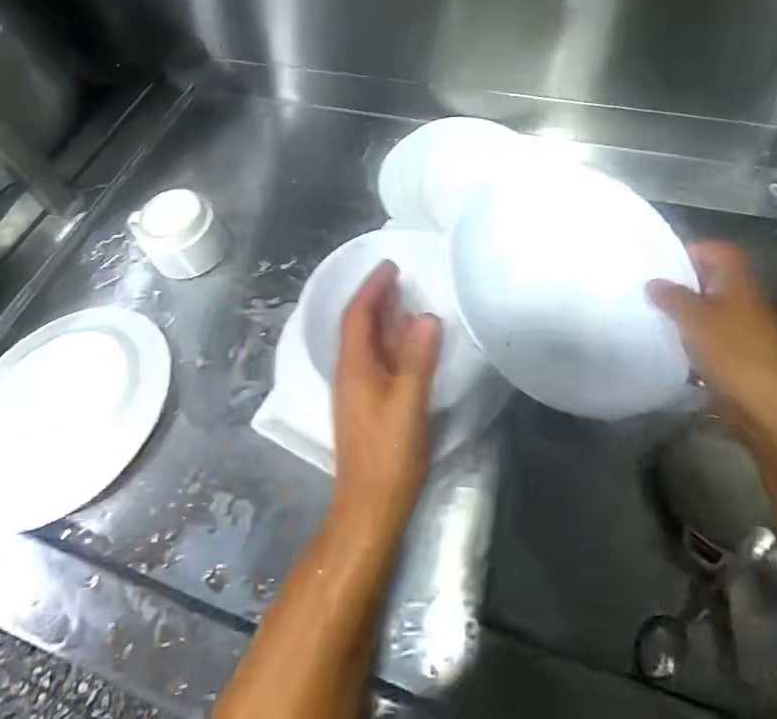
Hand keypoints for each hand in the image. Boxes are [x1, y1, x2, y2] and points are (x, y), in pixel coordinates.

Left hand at [331, 260, 439, 533]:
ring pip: (368, 345)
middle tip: (400, 276)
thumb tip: (426, 316)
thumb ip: (418, 360)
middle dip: (376, 299)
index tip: (390, 266)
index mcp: (354, 369)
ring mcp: (357, 392)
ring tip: (406, 300)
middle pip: (359, 327)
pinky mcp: (368, 407)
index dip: (372, 288)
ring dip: (383, 319)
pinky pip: (377, 361)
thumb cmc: (389, 457)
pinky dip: (391, 343)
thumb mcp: (408, 405)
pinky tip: (409, 345)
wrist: (369, 510)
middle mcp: (350, 375)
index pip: (357, 316)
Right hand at [647, 241, 776, 439]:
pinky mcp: (743, 355)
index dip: (690, 250)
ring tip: (656, 318)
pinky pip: (714, 337)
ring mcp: (747, 328)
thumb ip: (671, 296)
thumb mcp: (694, 318)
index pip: (716, 249)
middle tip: (651, 290)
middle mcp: (745, 298)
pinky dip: (695, 339)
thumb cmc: (733, 352)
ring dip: (688, 313)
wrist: (771, 408)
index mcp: (737, 279)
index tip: (661, 263)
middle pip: (713, 279)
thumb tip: (654, 282)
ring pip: (712, 309)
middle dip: (683, 283)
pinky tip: (673, 348)